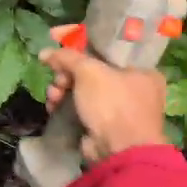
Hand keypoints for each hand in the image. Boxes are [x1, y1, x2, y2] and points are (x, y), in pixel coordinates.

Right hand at [39, 30, 169, 163]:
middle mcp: (132, 85)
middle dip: (65, 70)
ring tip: (54, 96)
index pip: (104, 45)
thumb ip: (67, 56)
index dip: (77, 38)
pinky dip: (64, 103)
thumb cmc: (113, 104)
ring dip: (60, 88)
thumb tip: (46, 53)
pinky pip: (78, 103)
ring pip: (80, 86)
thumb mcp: (89, 72)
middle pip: (88, 67)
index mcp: (141, 69)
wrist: (119, 150)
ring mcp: (118, 105)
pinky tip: (54, 106)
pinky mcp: (103, 121)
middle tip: (56, 76)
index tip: (53, 35)